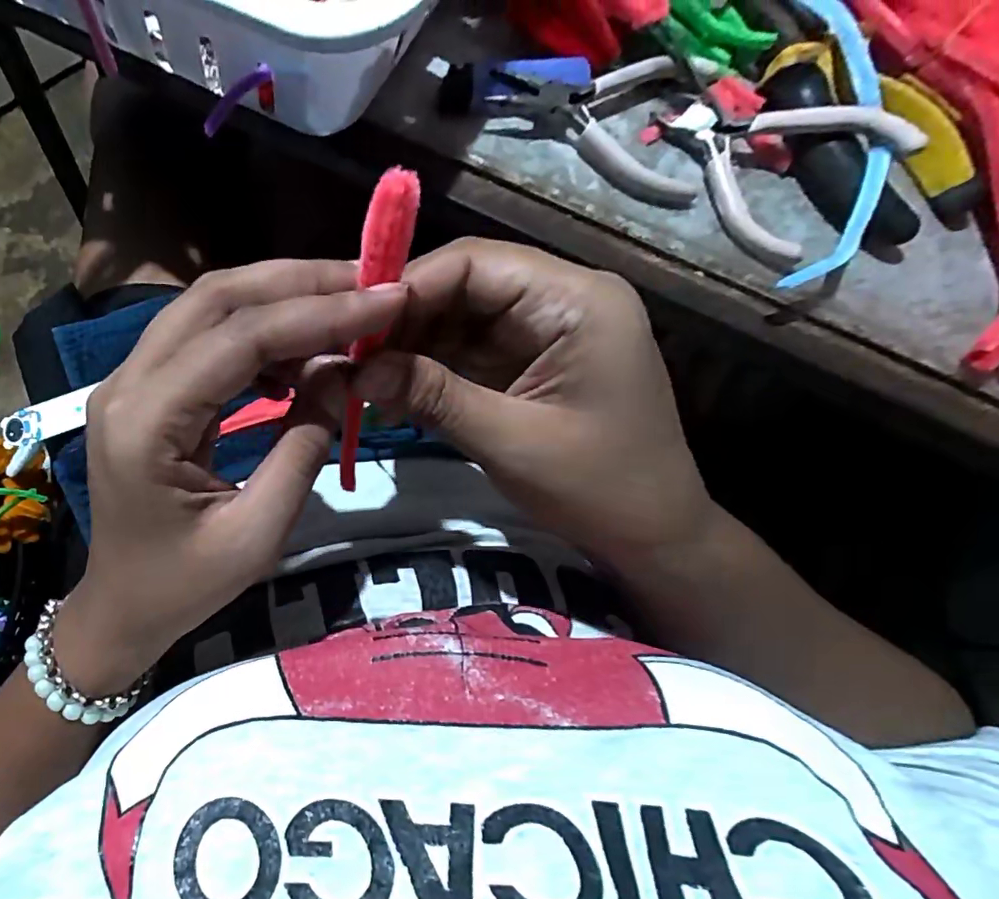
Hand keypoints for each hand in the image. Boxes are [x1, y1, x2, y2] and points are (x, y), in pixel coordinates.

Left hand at [54, 261, 407, 694]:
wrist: (122, 607)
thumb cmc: (185, 585)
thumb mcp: (258, 533)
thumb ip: (303, 446)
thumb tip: (342, 373)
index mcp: (147, 423)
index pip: (238, 338)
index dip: (318, 312)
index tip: (387, 300)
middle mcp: (127, 384)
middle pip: (216, 298)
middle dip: (299, 283)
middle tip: (371, 284)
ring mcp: (129, 382)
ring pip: (208, 308)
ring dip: (279, 300)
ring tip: (345, 312)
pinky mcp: (144, 391)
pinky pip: (203, 339)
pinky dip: (257, 334)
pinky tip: (297, 357)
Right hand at [353, 238, 710, 563]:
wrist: (650, 535)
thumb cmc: (596, 487)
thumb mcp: (510, 440)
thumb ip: (434, 396)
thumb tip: (356, 371)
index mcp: (575, 300)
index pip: (475, 263)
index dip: (408, 287)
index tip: (353, 327)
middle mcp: (560, 301)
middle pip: (464, 287)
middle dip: (404, 321)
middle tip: (347, 358)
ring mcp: (543, 334)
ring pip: (460, 321)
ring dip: (411, 348)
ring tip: (360, 379)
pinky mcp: (529, 366)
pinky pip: (468, 354)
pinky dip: (430, 372)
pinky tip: (392, 392)